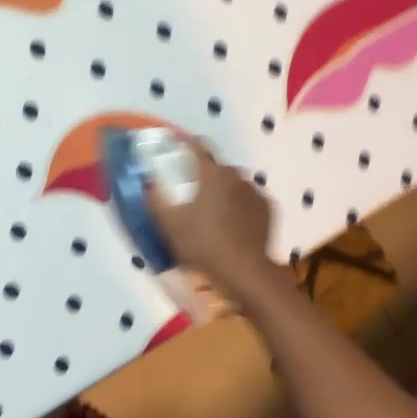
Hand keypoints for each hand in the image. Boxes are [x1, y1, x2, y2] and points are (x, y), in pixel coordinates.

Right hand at [144, 140, 276, 289]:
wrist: (245, 272)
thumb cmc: (203, 246)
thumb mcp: (170, 225)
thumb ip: (155, 198)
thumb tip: (147, 180)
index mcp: (211, 173)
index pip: (197, 146)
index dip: (185, 146)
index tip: (177, 154)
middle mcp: (236, 174)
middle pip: (217, 168)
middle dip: (205, 177)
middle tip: (194, 197)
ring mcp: (256, 191)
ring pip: (236, 184)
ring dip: (225, 193)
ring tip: (216, 215)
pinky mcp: (269, 209)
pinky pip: (250, 201)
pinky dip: (242, 208)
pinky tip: (235, 226)